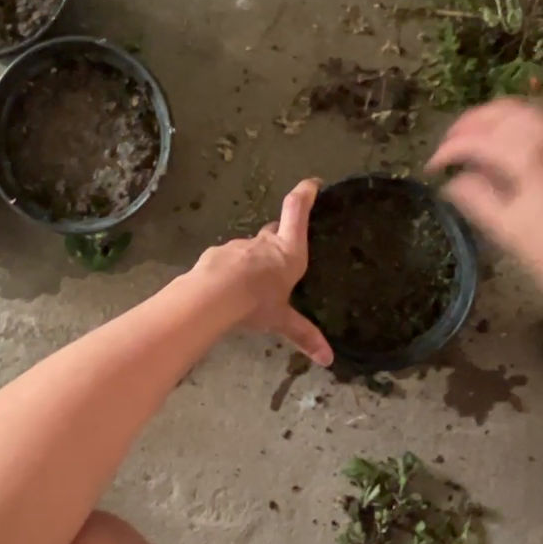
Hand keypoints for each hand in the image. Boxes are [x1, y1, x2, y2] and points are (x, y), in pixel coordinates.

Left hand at [189, 179, 333, 365]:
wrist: (214, 297)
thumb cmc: (256, 303)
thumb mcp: (281, 321)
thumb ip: (303, 335)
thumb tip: (328, 360)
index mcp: (288, 252)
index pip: (297, 211)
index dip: (304, 194)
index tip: (311, 183)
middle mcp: (264, 244)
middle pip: (273, 230)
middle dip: (277, 236)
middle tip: (281, 251)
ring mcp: (237, 247)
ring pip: (248, 249)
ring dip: (251, 260)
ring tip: (250, 284)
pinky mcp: (216, 256)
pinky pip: (226, 261)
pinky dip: (229, 271)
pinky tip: (227, 289)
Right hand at [427, 99, 542, 309]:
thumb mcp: (505, 228)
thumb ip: (474, 196)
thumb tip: (450, 182)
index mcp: (527, 156)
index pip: (477, 140)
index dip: (449, 150)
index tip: (431, 166)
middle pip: (500, 112)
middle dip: (469, 124)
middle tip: (448, 145)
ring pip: (524, 110)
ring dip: (493, 118)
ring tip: (472, 138)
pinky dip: (517, 122)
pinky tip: (506, 142)